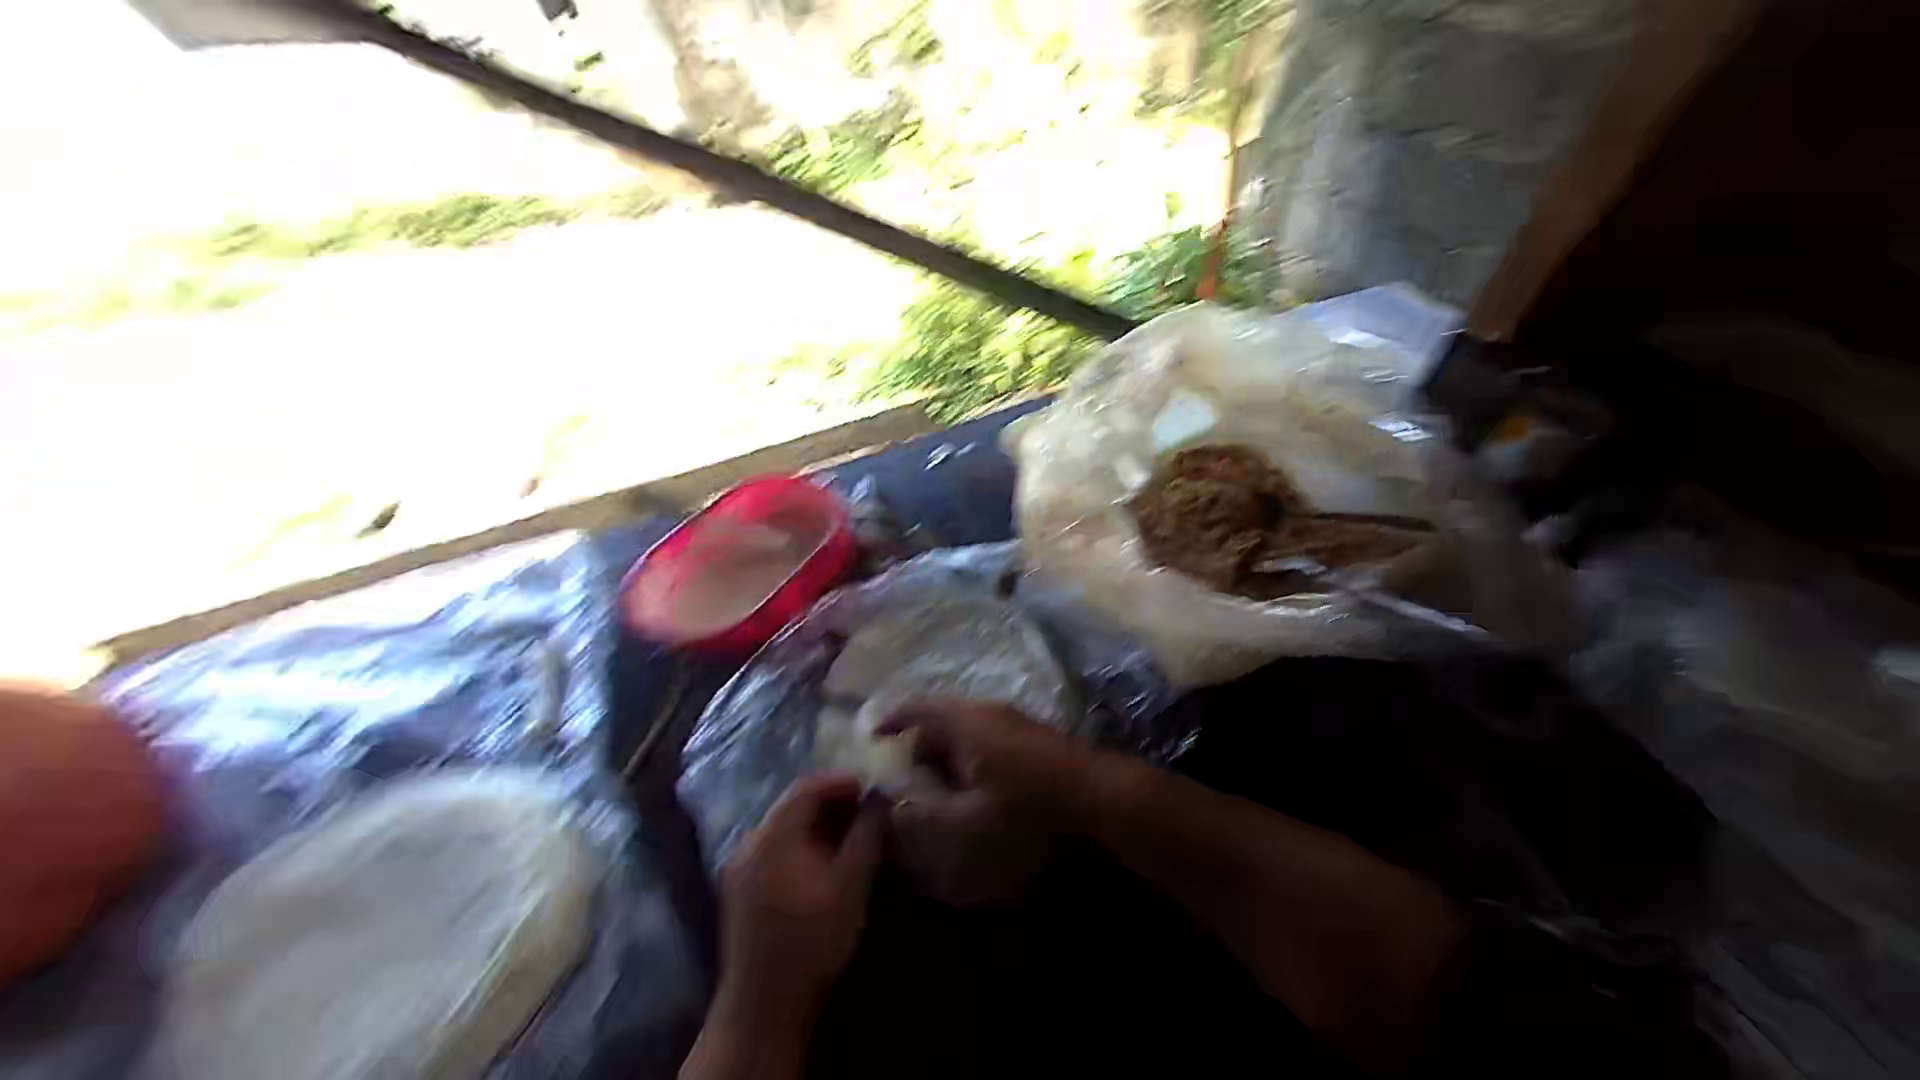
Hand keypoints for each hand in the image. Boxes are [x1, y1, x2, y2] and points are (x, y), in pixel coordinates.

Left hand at [714, 772, 881, 1031]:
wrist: (763, 1006)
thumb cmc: (812, 939)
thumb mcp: (850, 885)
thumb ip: (866, 836)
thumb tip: (878, 800)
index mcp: (772, 837)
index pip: (805, 788)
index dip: (840, 781)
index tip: (870, 787)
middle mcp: (749, 843)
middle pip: (792, 804)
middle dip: (831, 800)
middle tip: (865, 807)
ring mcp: (740, 866)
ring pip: (783, 826)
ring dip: (818, 822)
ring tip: (851, 831)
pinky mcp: (742, 887)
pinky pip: (775, 847)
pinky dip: (803, 841)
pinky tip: (825, 857)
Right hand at [880, 702, 1102, 831]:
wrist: (1094, 792)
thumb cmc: (1027, 804)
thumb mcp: (970, 820)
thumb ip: (925, 816)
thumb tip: (893, 808)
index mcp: (964, 721)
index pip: (915, 708)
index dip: (891, 720)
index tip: (872, 737)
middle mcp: (985, 710)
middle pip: (938, 718)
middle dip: (918, 744)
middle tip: (903, 774)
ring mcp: (1009, 718)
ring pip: (962, 727)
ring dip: (944, 751)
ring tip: (935, 786)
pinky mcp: (1026, 732)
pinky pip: (982, 734)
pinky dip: (966, 754)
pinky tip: (971, 785)